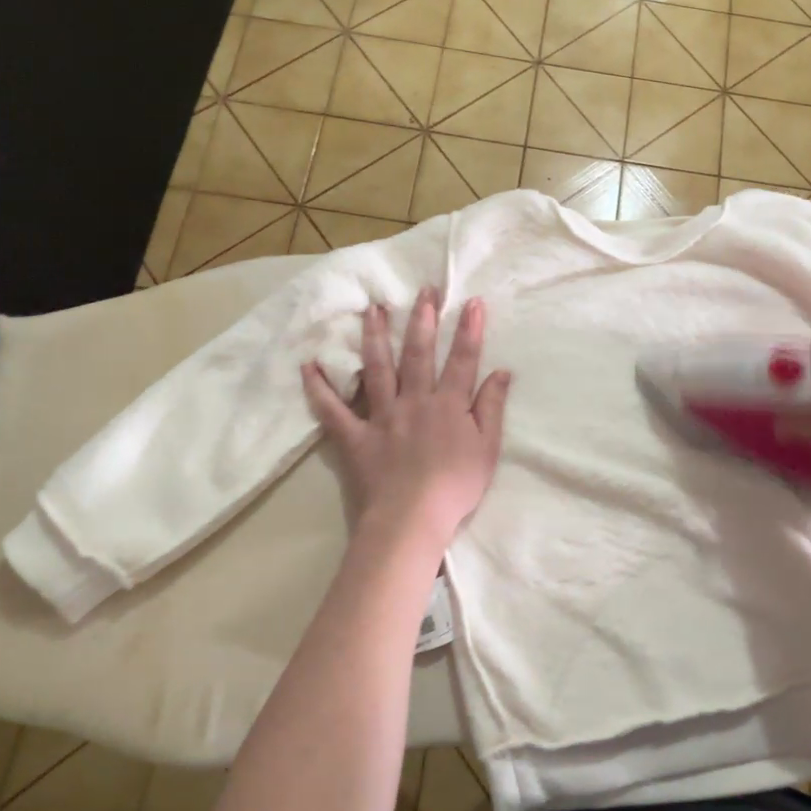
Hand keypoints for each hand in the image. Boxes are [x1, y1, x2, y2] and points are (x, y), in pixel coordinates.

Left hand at [301, 289, 512, 543]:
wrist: (411, 520)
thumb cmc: (455, 488)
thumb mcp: (487, 450)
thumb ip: (492, 408)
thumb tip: (501, 372)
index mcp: (448, 405)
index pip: (462, 360)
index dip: (469, 330)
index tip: (471, 301)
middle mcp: (414, 401)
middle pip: (418, 354)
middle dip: (422, 319)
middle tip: (422, 291)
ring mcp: (382, 416)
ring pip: (377, 368)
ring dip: (375, 336)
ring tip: (372, 309)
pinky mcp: (354, 437)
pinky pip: (333, 409)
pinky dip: (319, 387)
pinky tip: (308, 364)